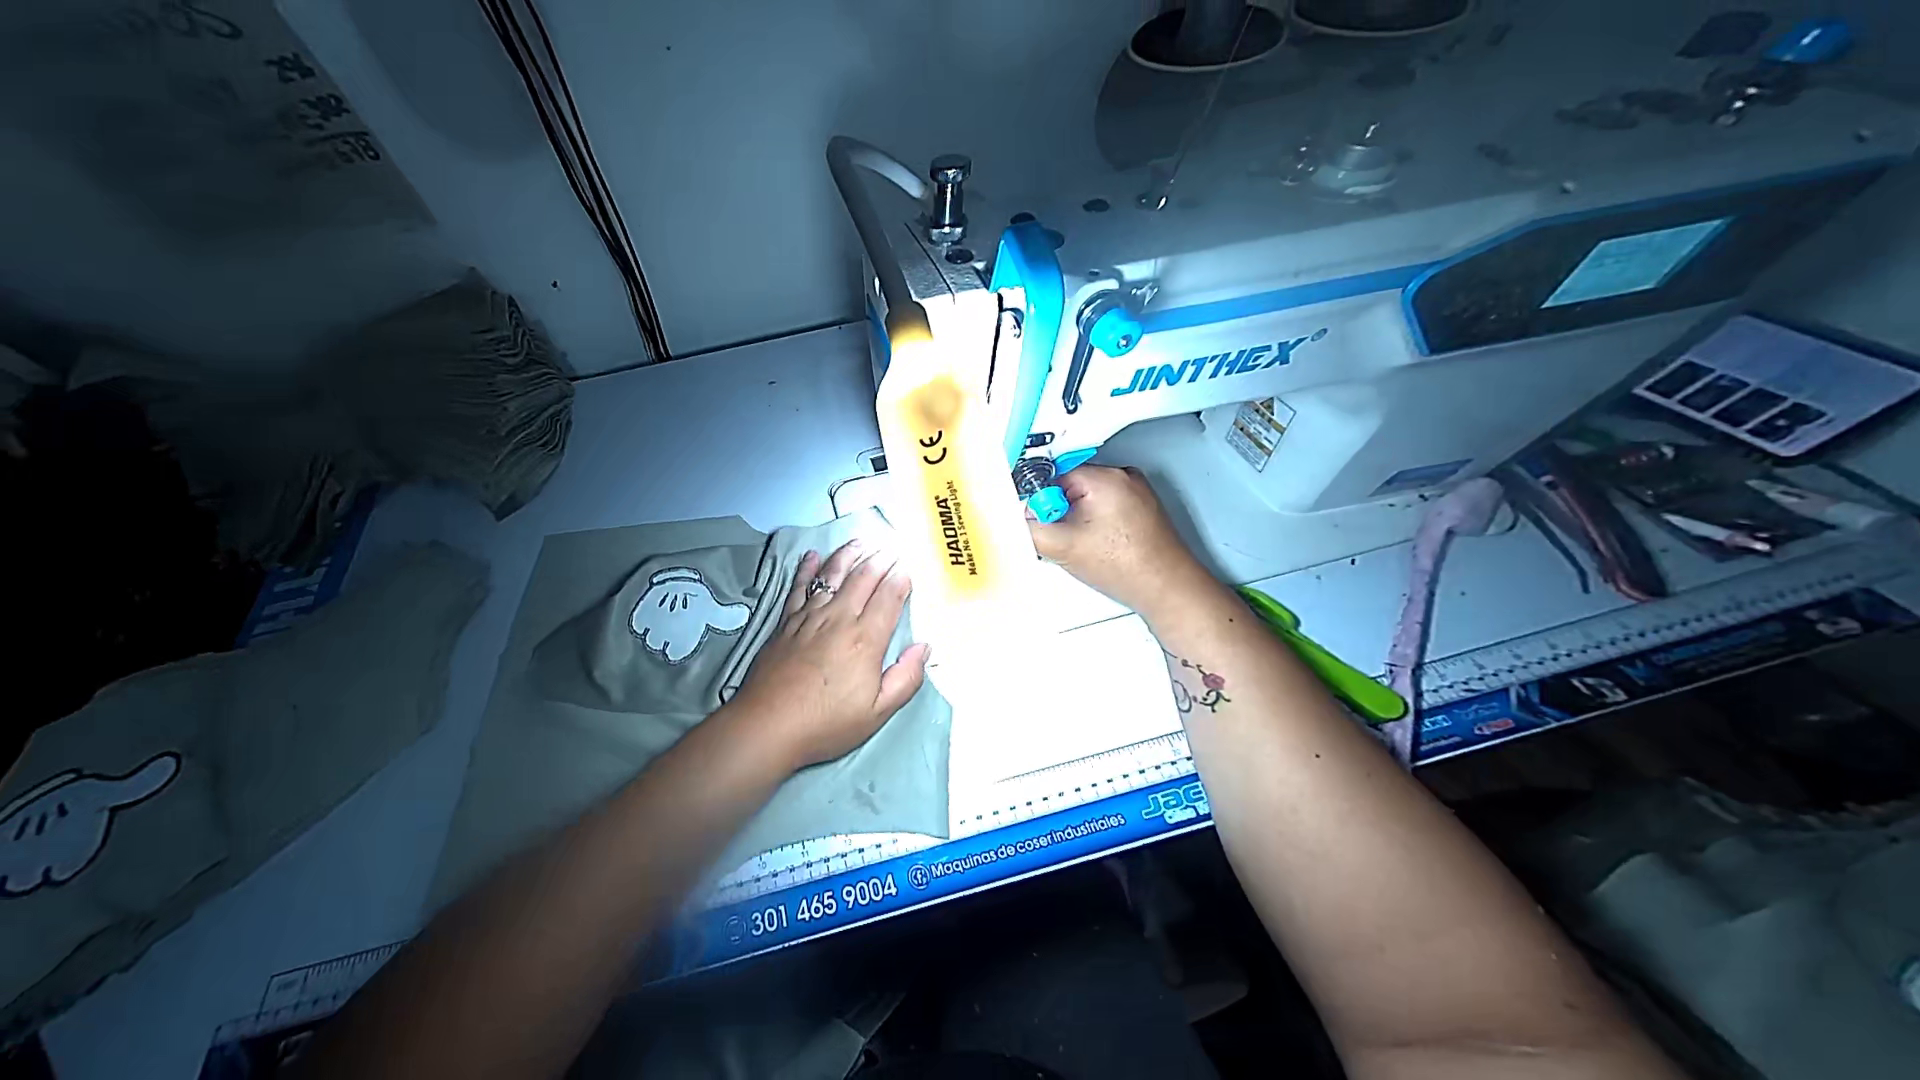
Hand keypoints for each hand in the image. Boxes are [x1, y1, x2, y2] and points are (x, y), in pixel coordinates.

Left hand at [728, 540, 929, 769]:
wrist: (767, 726)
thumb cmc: (827, 723)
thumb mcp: (878, 712)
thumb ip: (906, 678)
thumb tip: (924, 647)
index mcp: (866, 639)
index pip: (889, 598)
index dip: (900, 580)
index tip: (908, 569)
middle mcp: (839, 619)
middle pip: (863, 579)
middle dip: (879, 560)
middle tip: (890, 548)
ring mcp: (809, 618)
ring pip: (832, 576)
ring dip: (848, 555)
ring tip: (860, 542)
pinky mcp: (785, 623)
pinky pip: (799, 588)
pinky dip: (807, 570)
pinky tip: (812, 556)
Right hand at [1028, 465, 1211, 618]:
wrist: (1166, 589)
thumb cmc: (1129, 567)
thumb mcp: (1063, 547)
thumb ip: (1030, 527)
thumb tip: (1017, 517)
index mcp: (1105, 478)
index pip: (1053, 474)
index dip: (1041, 500)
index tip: (1040, 520)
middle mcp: (1123, 477)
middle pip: (1070, 486)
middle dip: (1059, 512)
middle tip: (1066, 540)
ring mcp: (1135, 492)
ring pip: (1086, 499)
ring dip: (1076, 521)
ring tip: (1088, 547)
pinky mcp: (1141, 509)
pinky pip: (1105, 508)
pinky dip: (1095, 525)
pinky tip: (1101, 547)